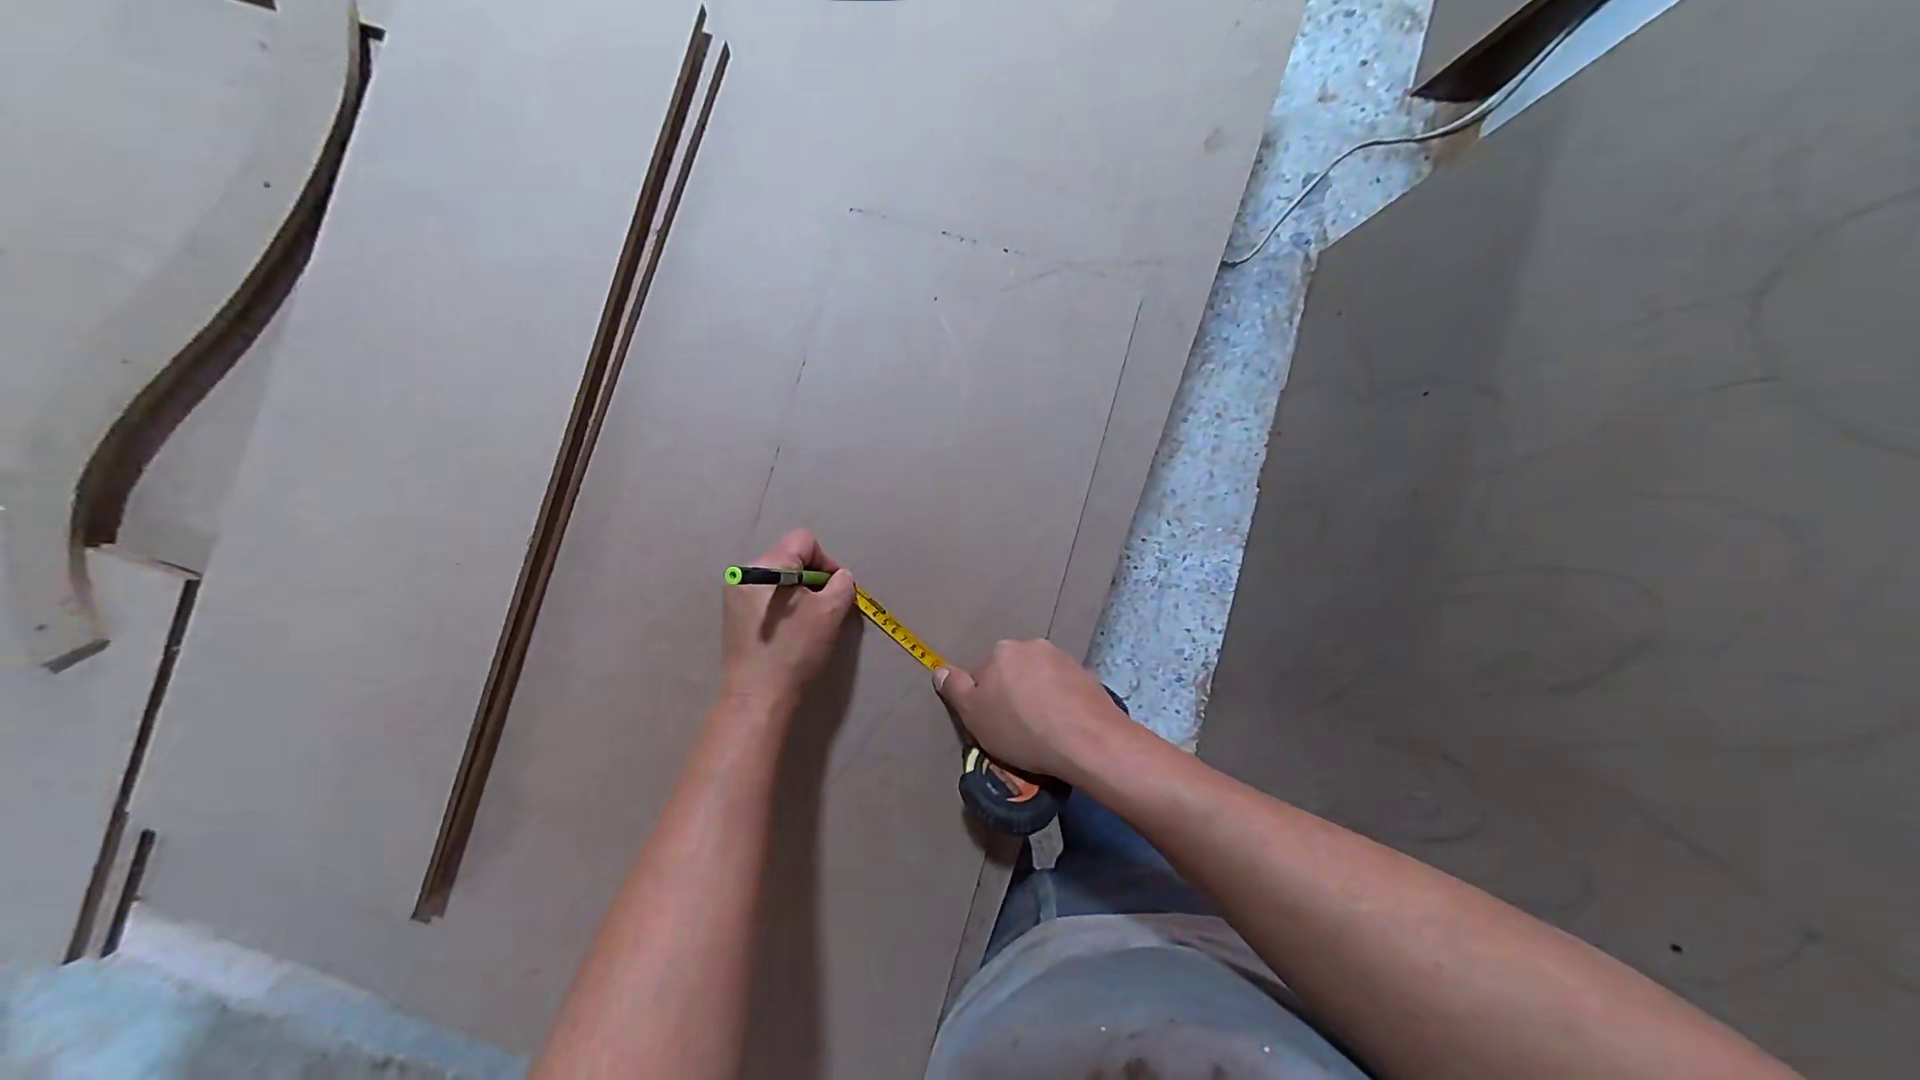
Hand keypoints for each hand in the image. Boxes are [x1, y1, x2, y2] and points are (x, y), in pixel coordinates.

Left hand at [721, 528, 855, 713]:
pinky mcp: (733, 615)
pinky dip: (784, 605)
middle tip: (825, 607)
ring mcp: (734, 594)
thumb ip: (842, 584)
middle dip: (813, 578)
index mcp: (765, 567)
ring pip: (779, 579)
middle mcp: (744, 573)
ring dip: (799, 593)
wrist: (759, 696)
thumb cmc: (797, 650)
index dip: (826, 561)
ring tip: (808, 621)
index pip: (804, 541)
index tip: (835, 590)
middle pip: (790, 558)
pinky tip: (790, 631)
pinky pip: (766, 595)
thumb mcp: (831, 612)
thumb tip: (839, 578)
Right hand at [932, 639, 1128, 781]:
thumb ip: (955, 689)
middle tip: (1017, 729)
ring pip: (1039, 678)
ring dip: (1038, 697)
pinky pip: (1063, 688)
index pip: (981, 674)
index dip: (984, 702)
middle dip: (1012, 694)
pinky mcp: (1086, 675)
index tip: (993, 724)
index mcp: (1001, 651)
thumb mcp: (974, 715)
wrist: (1086, 740)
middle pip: (1012, 672)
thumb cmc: (1022, 730)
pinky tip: (1064, 726)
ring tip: (1044, 730)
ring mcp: (1063, 658)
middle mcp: (1031, 646)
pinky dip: (1060, 702)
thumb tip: (939, 669)